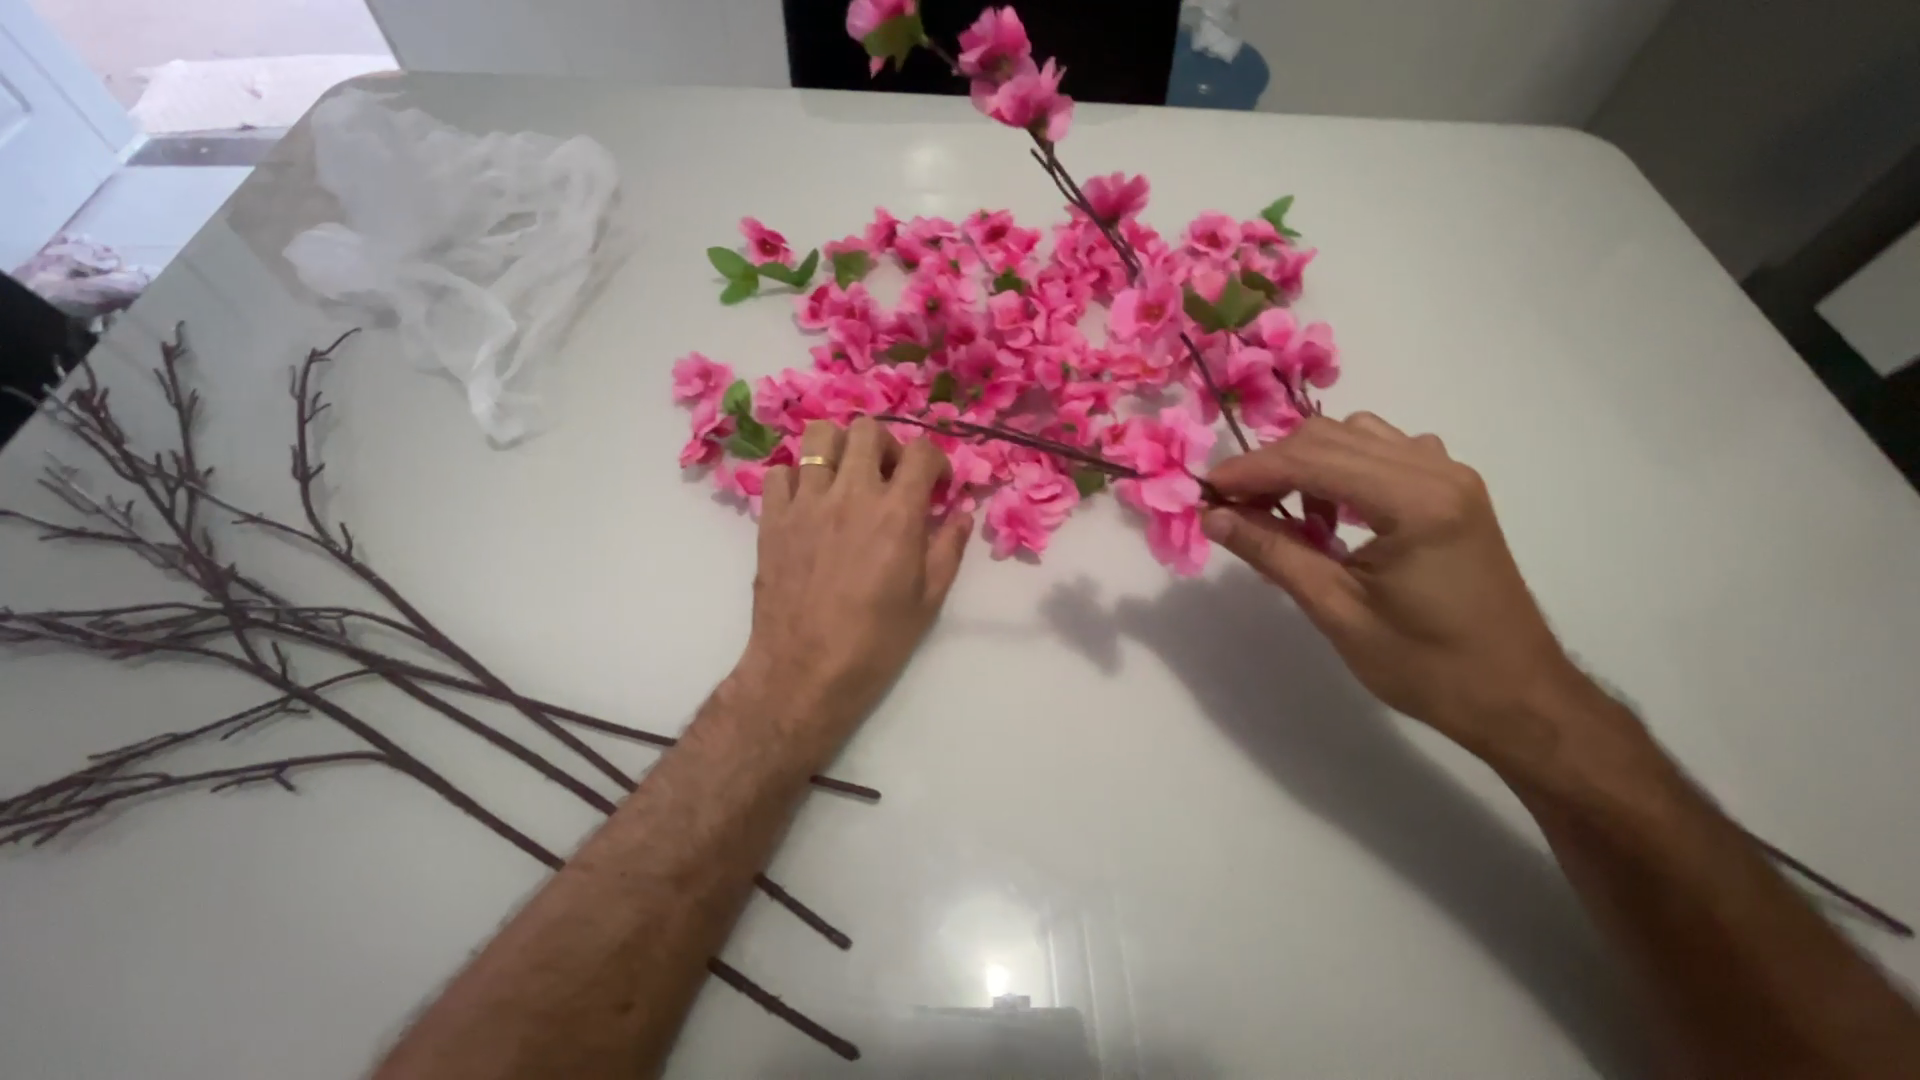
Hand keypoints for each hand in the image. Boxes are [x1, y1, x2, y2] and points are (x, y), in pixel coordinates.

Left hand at [732, 418, 971, 750]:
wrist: (806, 670)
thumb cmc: (877, 641)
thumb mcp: (929, 599)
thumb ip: (948, 547)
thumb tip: (961, 512)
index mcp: (897, 513)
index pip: (922, 451)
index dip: (935, 461)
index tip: (935, 485)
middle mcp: (851, 494)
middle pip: (868, 430)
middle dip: (887, 445)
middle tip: (889, 477)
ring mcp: (806, 502)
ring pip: (820, 437)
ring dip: (840, 449)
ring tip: (846, 478)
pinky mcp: (772, 518)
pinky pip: (780, 471)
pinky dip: (797, 477)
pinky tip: (809, 502)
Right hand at [1202, 413, 1592, 763]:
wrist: (1516, 695)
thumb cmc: (1427, 666)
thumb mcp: (1338, 611)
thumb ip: (1274, 553)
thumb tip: (1213, 517)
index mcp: (1415, 502)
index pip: (1313, 459)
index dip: (1250, 471)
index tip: (1204, 492)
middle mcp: (1437, 471)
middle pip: (1332, 435)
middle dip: (1273, 464)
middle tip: (1232, 508)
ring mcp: (1451, 476)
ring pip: (1357, 436)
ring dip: (1308, 464)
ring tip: (1282, 513)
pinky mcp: (1453, 491)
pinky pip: (1385, 453)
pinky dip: (1343, 469)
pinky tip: (1332, 512)